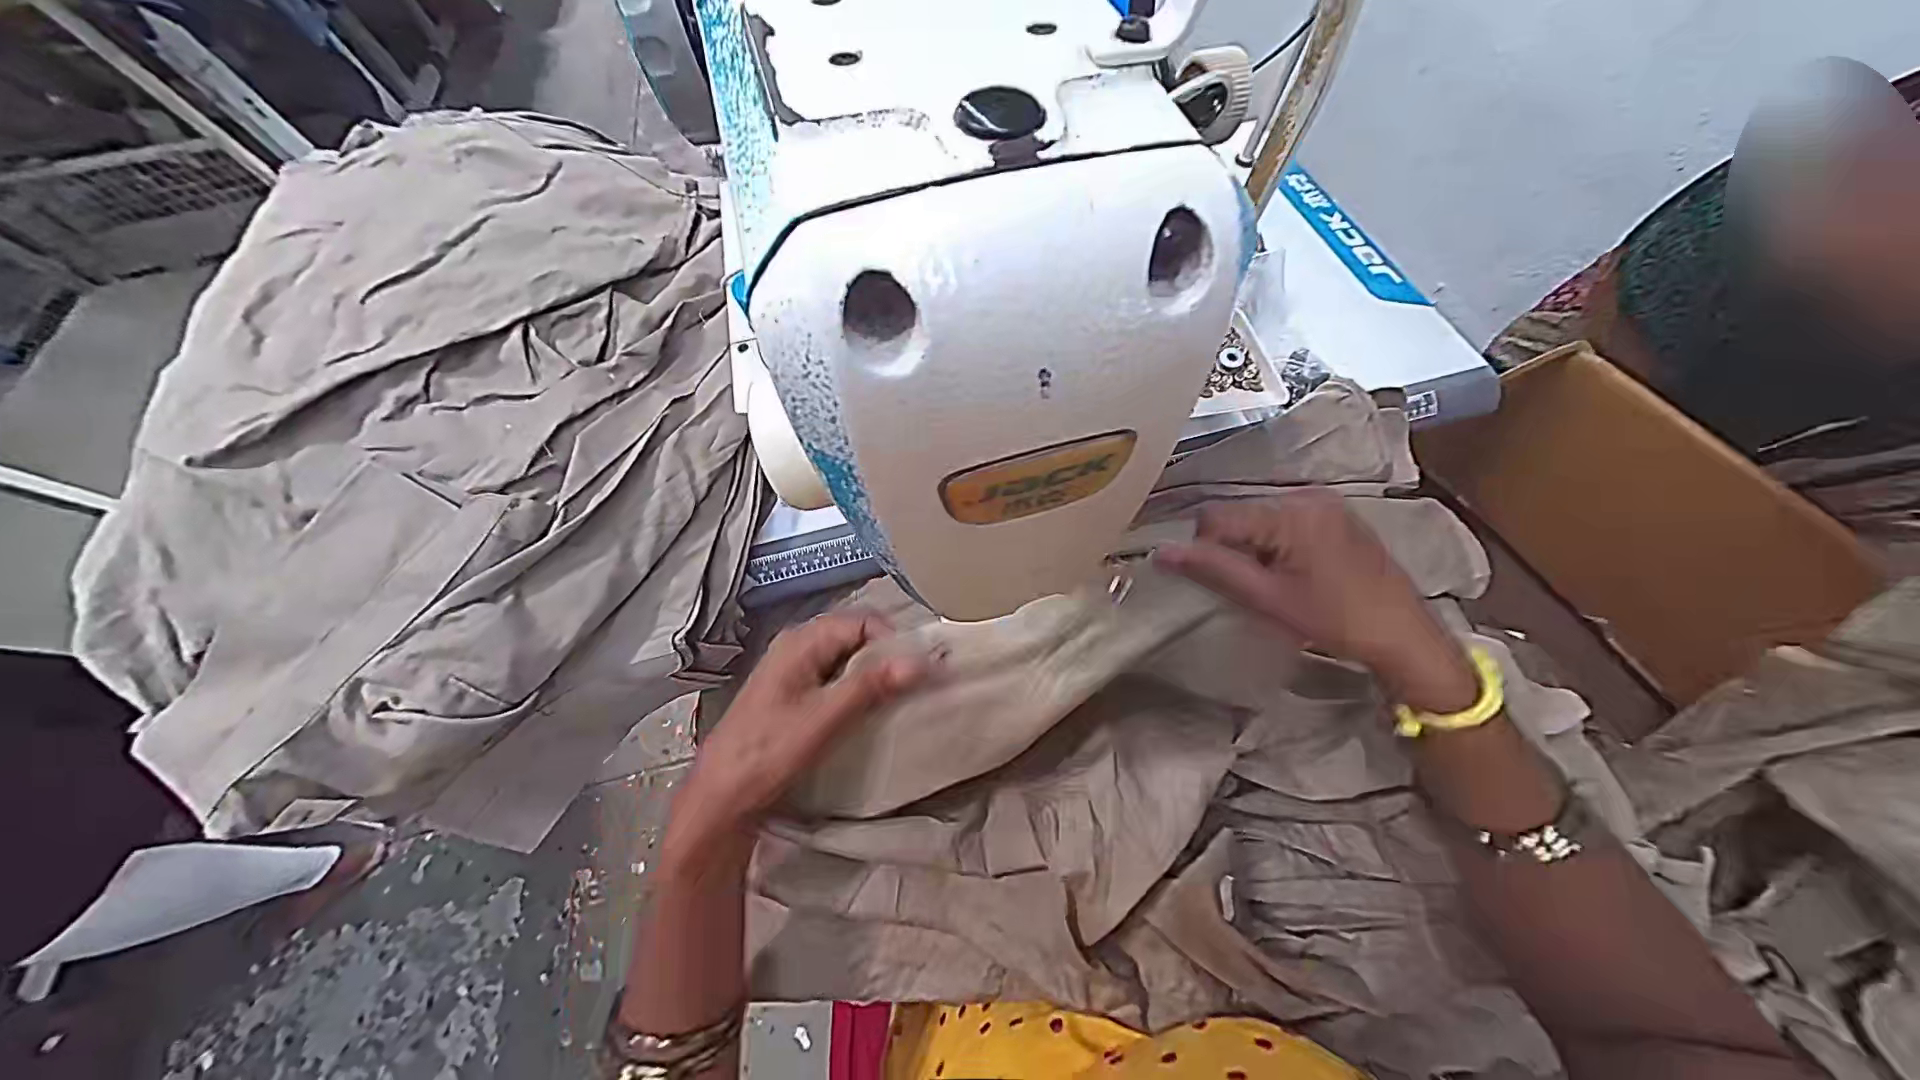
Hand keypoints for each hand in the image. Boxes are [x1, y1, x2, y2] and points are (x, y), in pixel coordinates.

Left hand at [670, 612, 929, 846]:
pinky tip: (870, 710)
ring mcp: (794, 669)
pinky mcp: (794, 692)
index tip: (917, 669)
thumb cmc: (768, 752)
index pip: (863, 621)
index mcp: (801, 641)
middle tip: (914, 684)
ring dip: (874, 673)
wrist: (721, 796)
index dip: (893, 640)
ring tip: (898, 698)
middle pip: (856, 635)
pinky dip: (857, 687)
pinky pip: (836, 676)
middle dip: (887, 656)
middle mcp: (797, 646)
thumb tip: (920, 661)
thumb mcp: (825, 718)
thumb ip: (871, 685)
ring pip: (847, 657)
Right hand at [1154, 489, 1477, 712]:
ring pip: (1257, 517)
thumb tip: (1161, 551)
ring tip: (1273, 581)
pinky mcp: (1333, 512)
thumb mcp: (1267, 598)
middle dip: (1232, 548)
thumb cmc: (1335, 620)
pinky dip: (1273, 542)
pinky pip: (1282, 519)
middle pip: (1237, 514)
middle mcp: (1307, 496)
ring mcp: (1324, 502)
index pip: (1216, 516)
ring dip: (1252, 546)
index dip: (1205, 548)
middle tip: (1251, 585)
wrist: (1403, 634)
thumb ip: (1213, 569)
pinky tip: (1292, 571)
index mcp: (1291, 513)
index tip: (1220, 581)